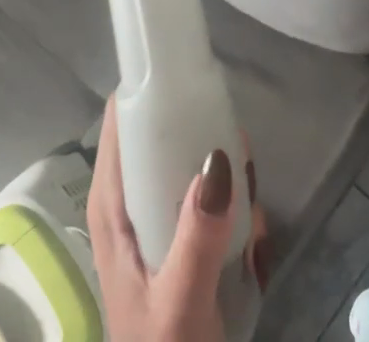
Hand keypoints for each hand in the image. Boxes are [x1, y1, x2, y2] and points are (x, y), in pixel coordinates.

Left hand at [87, 100, 269, 341]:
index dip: (149, 90)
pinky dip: (242, 218)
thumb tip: (216, 159)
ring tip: (253, 225)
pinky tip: (255, 250)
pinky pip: (218, 204)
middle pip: (167, 141)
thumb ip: (199, 236)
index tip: (190, 69)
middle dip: (210, 145)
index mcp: (113, 209)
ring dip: (233, 188)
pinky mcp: (186, 241)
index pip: (121, 125)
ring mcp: (161, 223)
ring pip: (198, 170)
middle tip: (243, 165)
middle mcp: (133, 205)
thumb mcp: (181, 298)